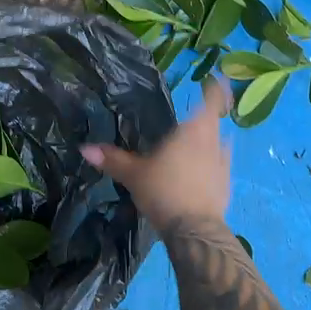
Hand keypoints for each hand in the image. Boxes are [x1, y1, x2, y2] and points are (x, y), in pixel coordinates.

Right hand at [81, 78, 230, 232]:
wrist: (194, 230)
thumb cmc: (164, 191)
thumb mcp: (133, 175)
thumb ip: (112, 159)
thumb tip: (84, 148)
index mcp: (194, 130)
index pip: (213, 100)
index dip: (215, 88)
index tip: (212, 79)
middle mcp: (214, 142)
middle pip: (214, 122)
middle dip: (204, 119)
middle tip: (187, 122)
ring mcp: (224, 164)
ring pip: (218, 145)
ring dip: (209, 143)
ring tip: (192, 148)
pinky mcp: (226, 186)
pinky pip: (218, 168)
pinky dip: (210, 167)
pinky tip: (197, 176)